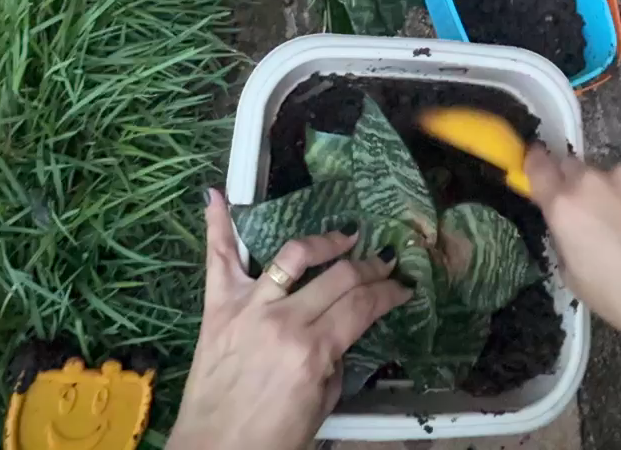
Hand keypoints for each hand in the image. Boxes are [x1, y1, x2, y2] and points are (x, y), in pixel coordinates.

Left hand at [165, 190, 411, 449]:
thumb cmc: (270, 444)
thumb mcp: (320, 409)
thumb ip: (334, 363)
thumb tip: (342, 332)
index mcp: (312, 352)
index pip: (363, 305)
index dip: (390, 292)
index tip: (403, 287)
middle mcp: (283, 321)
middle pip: (338, 276)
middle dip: (370, 267)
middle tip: (384, 262)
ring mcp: (249, 308)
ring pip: (294, 255)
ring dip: (325, 240)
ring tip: (344, 236)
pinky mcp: (218, 307)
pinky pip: (219, 259)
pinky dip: (217, 225)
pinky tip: (216, 195)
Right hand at [523, 146, 620, 371]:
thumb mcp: (580, 284)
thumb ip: (567, 243)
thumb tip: (572, 230)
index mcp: (565, 206)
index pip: (538, 167)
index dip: (536, 166)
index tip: (538, 170)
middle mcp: (595, 180)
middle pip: (575, 170)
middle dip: (578, 187)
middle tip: (594, 220)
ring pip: (612, 178)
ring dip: (616, 196)